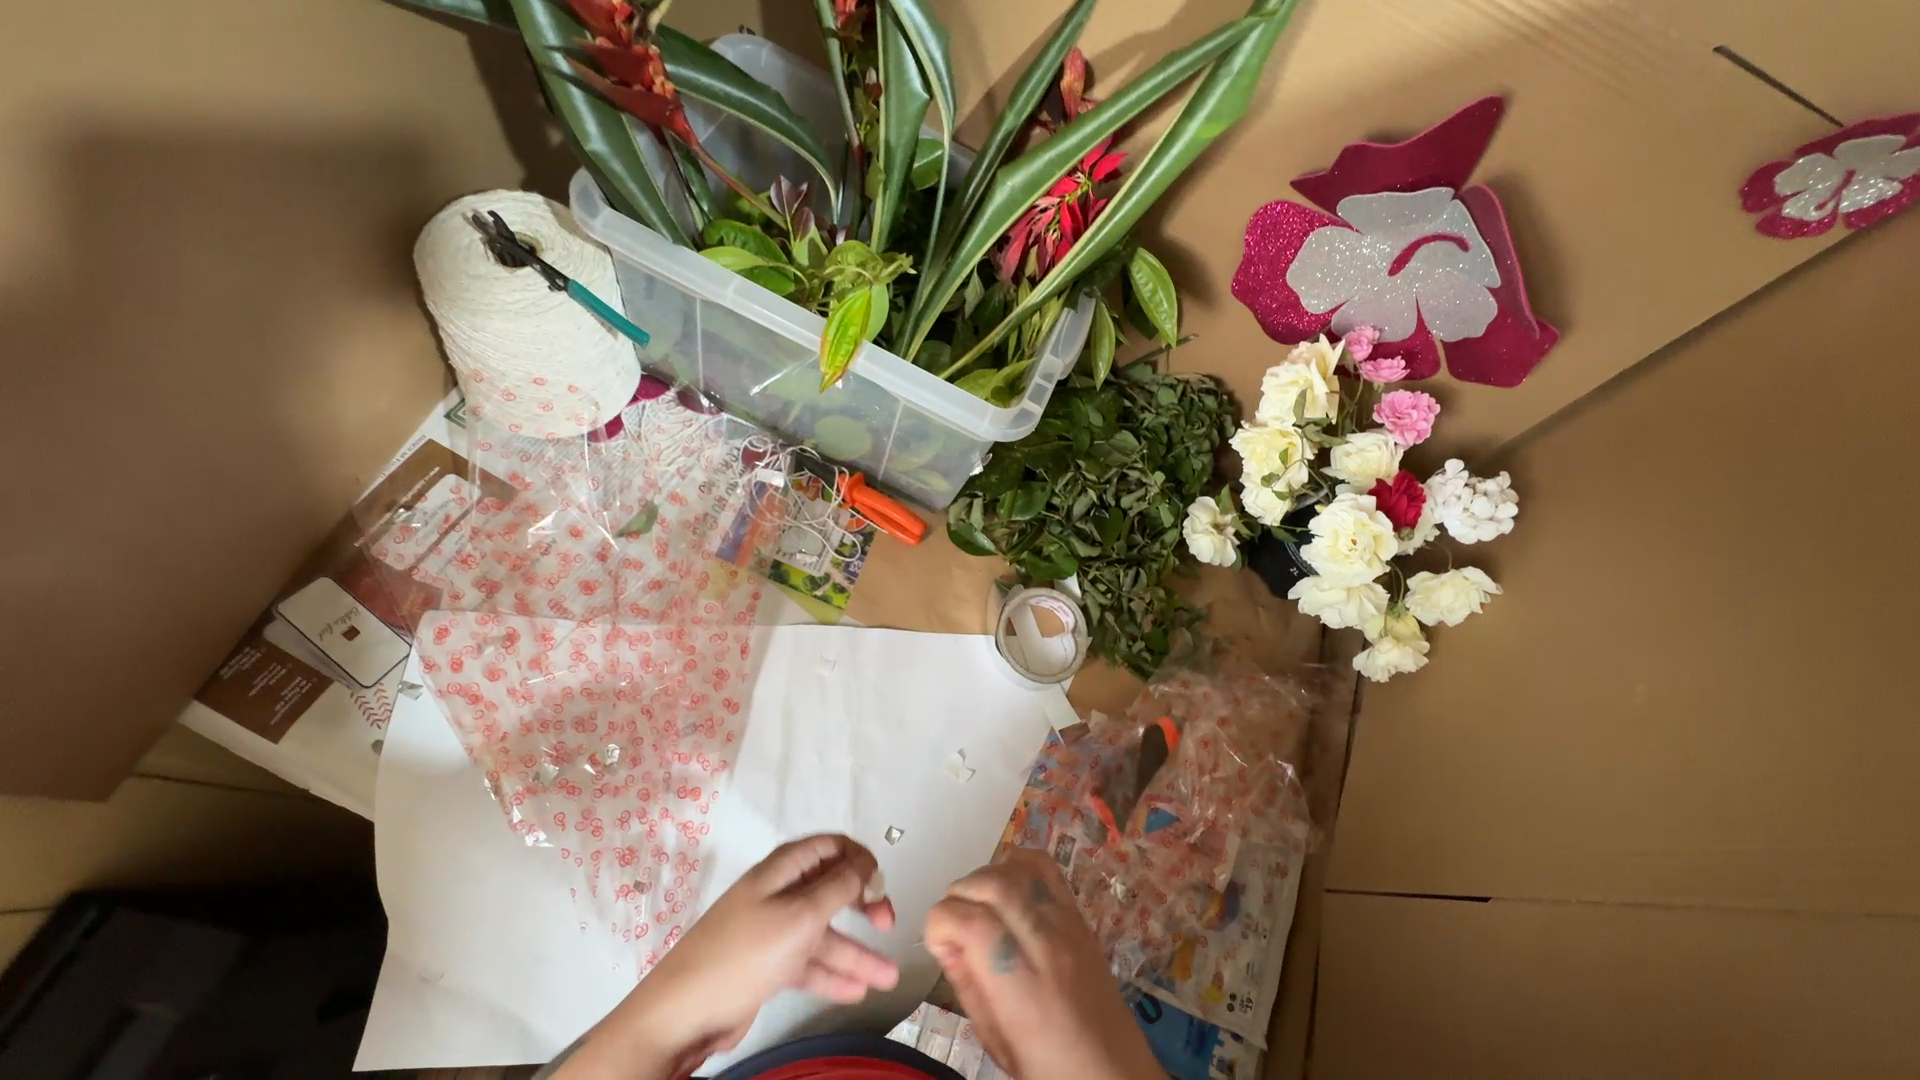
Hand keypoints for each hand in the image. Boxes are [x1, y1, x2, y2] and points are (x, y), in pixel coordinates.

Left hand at [554, 834, 897, 1079]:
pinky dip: (832, 975)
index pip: (828, 846)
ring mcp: (772, 932)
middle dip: (863, 904)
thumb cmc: (742, 956)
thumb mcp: (798, 917)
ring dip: (856, 953)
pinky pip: (808, 964)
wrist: (681, 1015)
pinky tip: (858, 991)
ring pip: (824, 934)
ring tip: (888, 977)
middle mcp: (778, 894)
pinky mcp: (767, 967)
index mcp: (781, 870)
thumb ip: (837, 888)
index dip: (859, 858)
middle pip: (830, 889)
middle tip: (889, 923)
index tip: (881, 881)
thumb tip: (864, 864)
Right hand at [926, 850, 1159, 1079]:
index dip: (940, 924)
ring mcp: (1069, 924)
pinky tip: (1005, 887)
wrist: (1116, 1073)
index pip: (971, 923)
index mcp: (1023, 989)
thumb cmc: (1053, 1070)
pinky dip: (1017, 865)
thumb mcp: (997, 1043)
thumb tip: (945, 942)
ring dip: (985, 877)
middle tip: (952, 924)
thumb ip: (968, 986)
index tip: (937, 944)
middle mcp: (1048, 945)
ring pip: (1018, 867)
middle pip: (992, 885)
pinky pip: (1047, 868)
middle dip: (958, 895)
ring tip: (976, 906)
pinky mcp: (1081, 916)